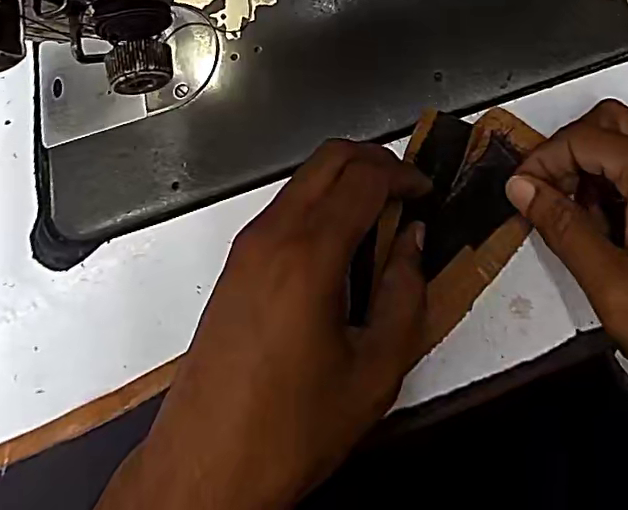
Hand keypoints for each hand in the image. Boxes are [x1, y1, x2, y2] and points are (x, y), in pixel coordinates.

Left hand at [98, 140, 433, 509]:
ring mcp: (248, 246)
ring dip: (347, 178)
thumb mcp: (373, 372)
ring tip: (380, 217)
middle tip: (405, 186)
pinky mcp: (236, 262)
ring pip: (305, 176)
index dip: (404, 175)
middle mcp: (272, 237)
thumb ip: (405, 295)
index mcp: (308, 257)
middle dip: (376, 159)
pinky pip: (286, 205)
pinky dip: (321, 202)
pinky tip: (342, 244)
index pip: (364, 178)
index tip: (424, 190)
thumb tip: (412, 244)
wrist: (203, 471)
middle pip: (330, 156)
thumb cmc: (283, 432)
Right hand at [507, 101, 627, 508]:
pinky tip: (620, 242)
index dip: (540, 162)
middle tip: (547, 199)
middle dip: (569, 155)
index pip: (582, 138)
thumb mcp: (619, 290)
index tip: (521, 192)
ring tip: (582, 231)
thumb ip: (564, 229)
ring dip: (599, 175)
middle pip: (611, 126)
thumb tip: (527, 191)